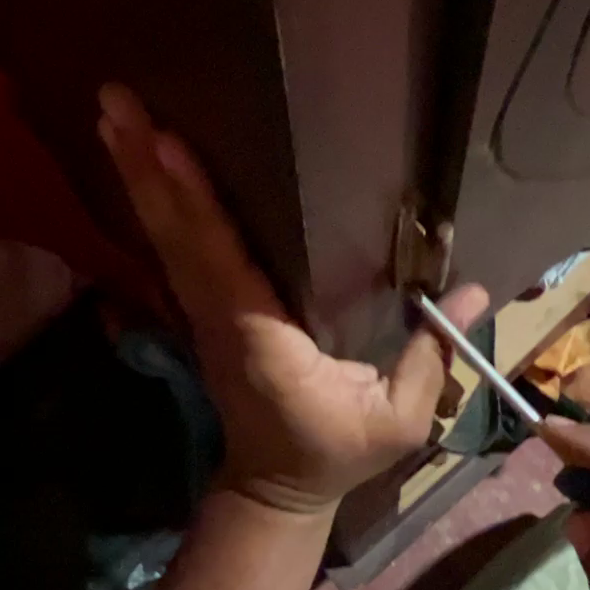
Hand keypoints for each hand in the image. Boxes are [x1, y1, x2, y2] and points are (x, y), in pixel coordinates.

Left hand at [98, 84, 488, 514]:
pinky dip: (156, 208)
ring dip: (139, 180)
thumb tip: (477, 291)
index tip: (166, 145)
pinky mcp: (205, 315)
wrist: (275, 487)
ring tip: (112, 119)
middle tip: (114, 102)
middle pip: (179, 240)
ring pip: (168, 243)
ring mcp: (205, 319)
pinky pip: (177, 254)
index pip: (222, 266)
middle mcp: (221, 322)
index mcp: (262, 343)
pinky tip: (141, 171)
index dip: (197, 206)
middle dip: (145, 172)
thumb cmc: (335, 454)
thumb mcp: (396, 421)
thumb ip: (429, 358)